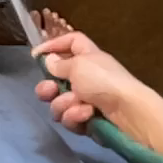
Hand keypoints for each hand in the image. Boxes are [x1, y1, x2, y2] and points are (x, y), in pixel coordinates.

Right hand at [32, 19, 155, 132]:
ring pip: (59, 103)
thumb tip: (50, 60)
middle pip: (56, 79)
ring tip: (77, 104)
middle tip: (49, 91)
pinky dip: (75, 117)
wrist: (127, 113)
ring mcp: (86, 100)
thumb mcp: (78, 66)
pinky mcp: (87, 121)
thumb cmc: (103, 81)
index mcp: (87, 56)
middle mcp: (86, 76)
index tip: (35, 55)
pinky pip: (70, 119)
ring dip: (64, 104)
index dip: (53, 45)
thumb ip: (60, 64)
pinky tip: (86, 115)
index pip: (70, 42)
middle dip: (48, 87)